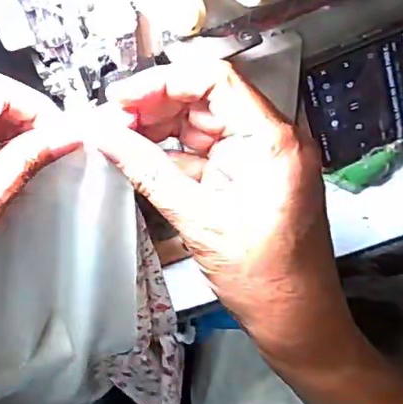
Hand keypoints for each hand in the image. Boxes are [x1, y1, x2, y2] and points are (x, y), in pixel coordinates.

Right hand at [90, 61, 359, 371]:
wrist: (297, 322)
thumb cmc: (268, 278)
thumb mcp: (197, 219)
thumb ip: (147, 170)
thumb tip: (105, 136)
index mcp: (271, 140)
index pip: (213, 80)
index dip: (162, 82)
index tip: (123, 97)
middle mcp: (268, 139)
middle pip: (202, 99)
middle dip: (153, 106)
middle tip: (111, 122)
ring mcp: (256, 158)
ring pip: (196, 124)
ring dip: (156, 128)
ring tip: (117, 138)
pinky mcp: (243, 177)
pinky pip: (200, 152)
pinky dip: (168, 153)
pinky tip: (138, 158)